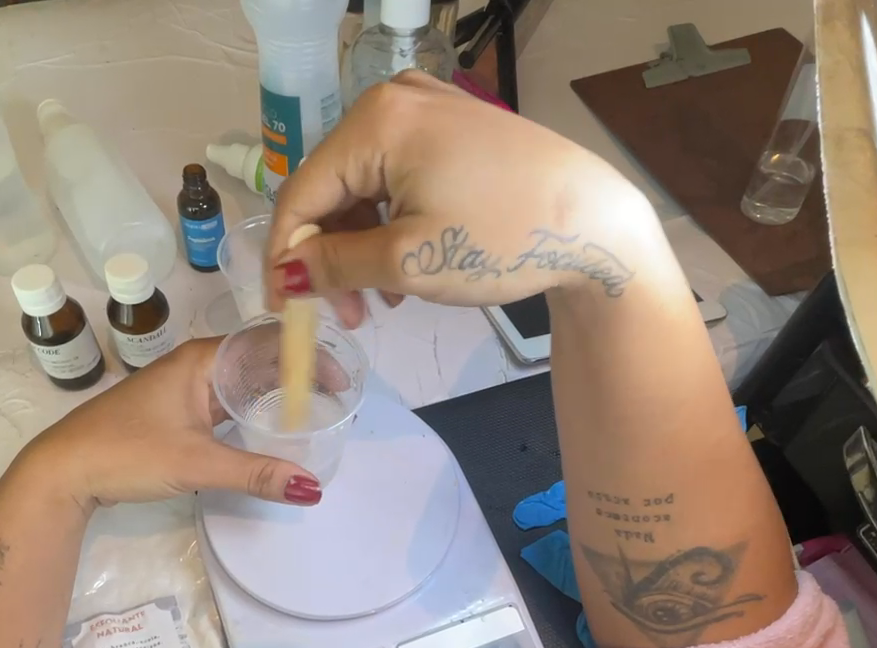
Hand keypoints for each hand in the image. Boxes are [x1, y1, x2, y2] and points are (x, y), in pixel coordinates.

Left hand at [20, 338, 321, 509]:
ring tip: (315, 413)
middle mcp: (196, 366)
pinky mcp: (178, 412)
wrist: (62, 470)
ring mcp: (185, 389)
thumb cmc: (125, 452)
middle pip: (259, 360)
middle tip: (338, 401)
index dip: (307, 357)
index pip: (267, 344)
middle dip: (298, 377)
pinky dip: (254, 411)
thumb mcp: (195, 464)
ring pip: (243, 383)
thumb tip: (311, 487)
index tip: (341, 382)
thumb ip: (255, 474)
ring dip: (276, 395)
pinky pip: (228, 402)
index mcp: (201, 360)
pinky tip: (270, 430)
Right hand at [266, 71, 665, 324]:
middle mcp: (392, 103)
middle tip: (347, 315)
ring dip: (360, 250)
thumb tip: (285, 273)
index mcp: (374, 122)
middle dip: (329, 259)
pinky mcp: (450, 133)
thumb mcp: (407, 260)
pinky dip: (389, 229)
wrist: (594, 226)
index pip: (301, 194)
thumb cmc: (500, 239)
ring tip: (381, 302)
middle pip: (331, 191)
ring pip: (362, 191)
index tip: (283, 309)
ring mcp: (425, 112)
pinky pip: (395, 182)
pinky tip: (402, 268)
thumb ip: (335, 265)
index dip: (284, 257)